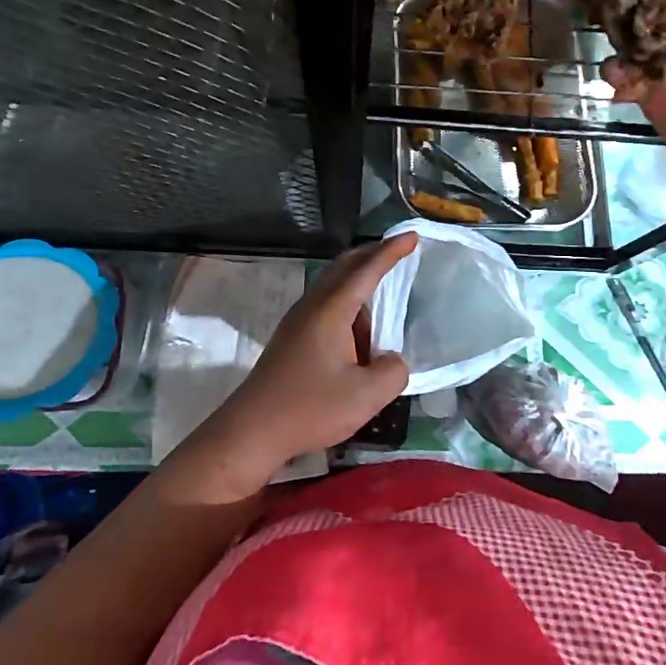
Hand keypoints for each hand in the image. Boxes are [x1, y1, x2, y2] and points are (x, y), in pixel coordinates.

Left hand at [196, 234, 416, 481]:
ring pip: (332, 288)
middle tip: (399, 252)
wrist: (253, 429)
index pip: (366, 270)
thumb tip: (390, 360)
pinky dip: (347, 307)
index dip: (391, 251)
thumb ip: (393, 371)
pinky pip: (324, 308)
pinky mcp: (291, 339)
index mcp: (330, 310)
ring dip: (358, 284)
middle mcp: (311, 307)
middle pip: (343, 268)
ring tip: (385, 297)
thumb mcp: (367, 395)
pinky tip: (357, 332)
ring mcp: (297, 322)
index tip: (412, 236)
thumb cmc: (310, 408)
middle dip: (372, 255)